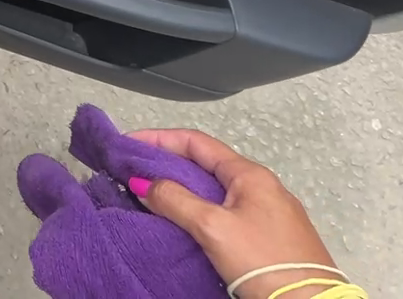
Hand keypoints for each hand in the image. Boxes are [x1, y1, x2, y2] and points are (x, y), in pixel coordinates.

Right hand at [127, 129, 337, 298]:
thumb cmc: (265, 264)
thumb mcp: (212, 227)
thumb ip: (174, 199)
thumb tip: (142, 184)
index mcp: (250, 175)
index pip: (195, 141)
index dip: (158, 138)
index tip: (128, 144)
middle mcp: (263, 188)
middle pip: (205, 164)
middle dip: (167, 164)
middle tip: (135, 171)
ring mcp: (271, 215)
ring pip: (215, 190)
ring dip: (182, 188)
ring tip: (152, 195)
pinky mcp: (273, 240)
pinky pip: (226, 211)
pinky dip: (199, 208)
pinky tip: (183, 222)